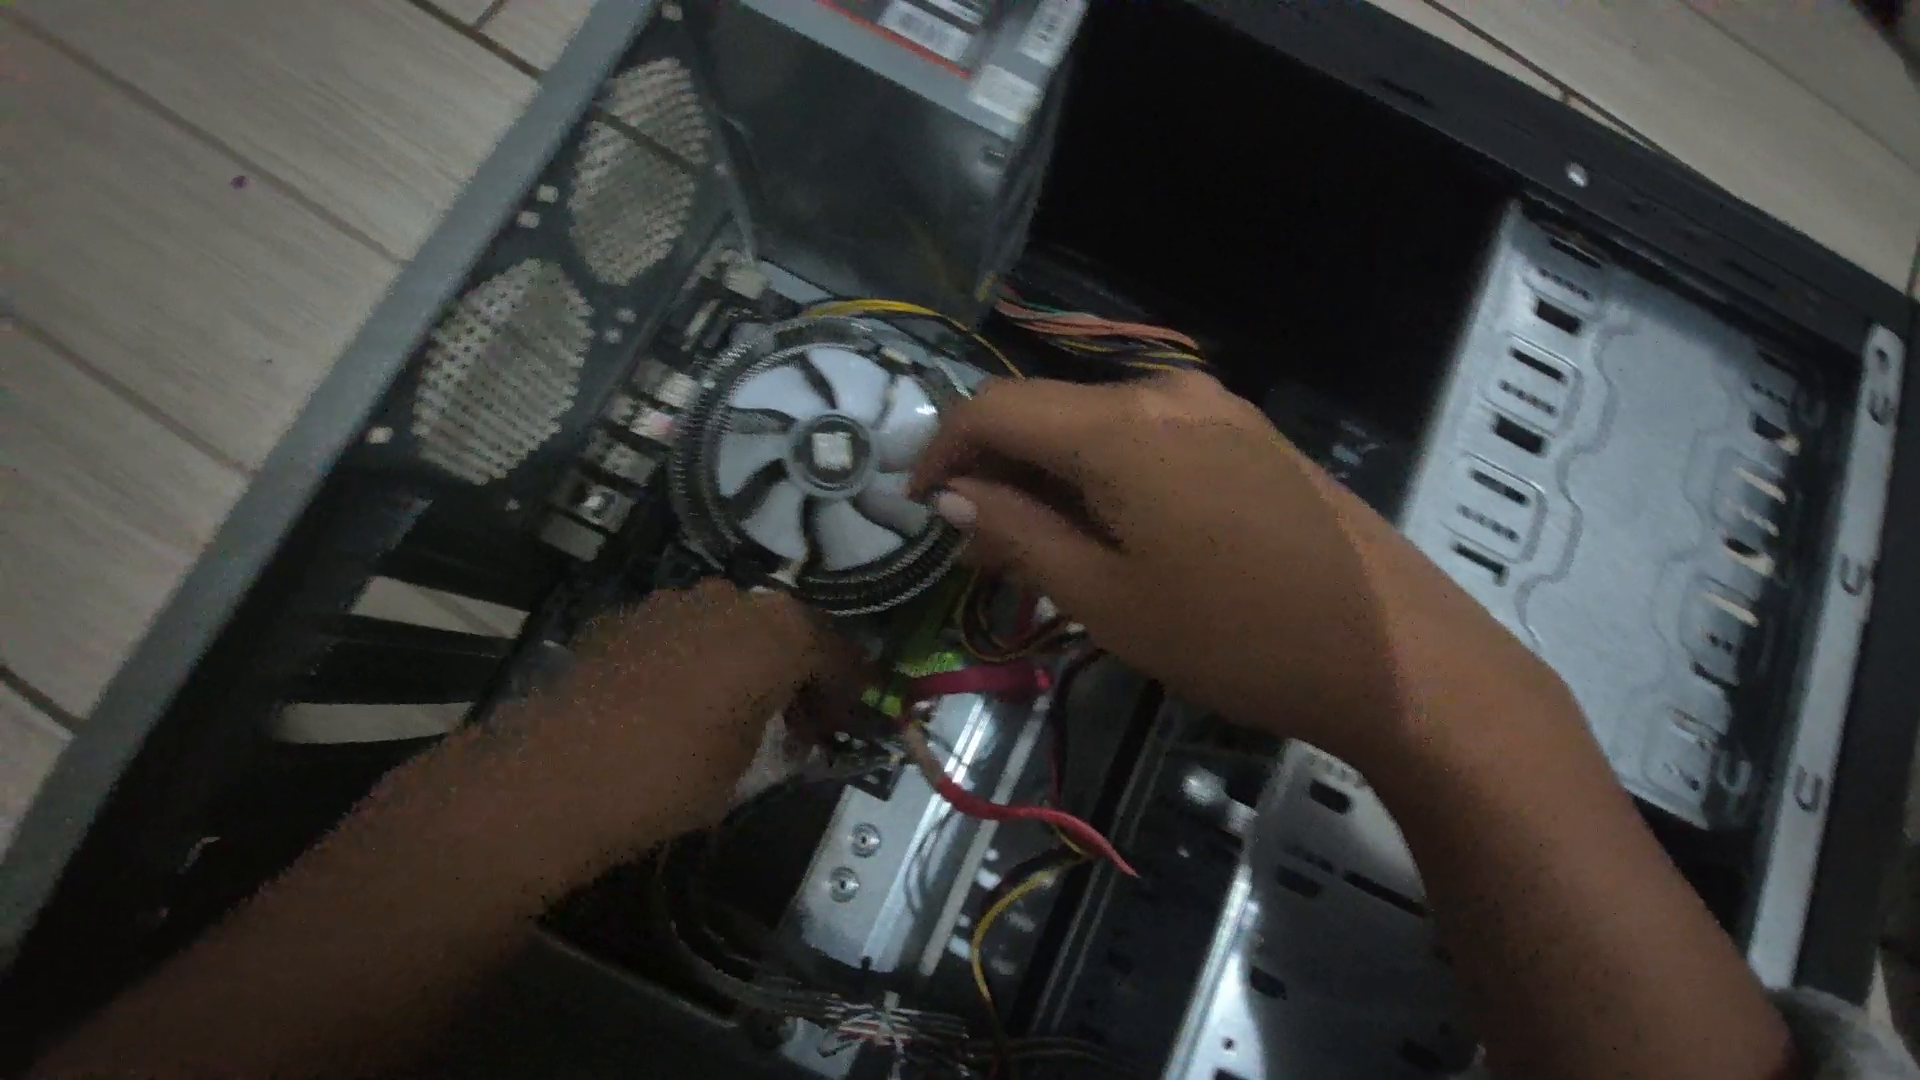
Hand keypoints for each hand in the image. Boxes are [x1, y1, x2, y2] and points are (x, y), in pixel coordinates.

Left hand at [491, 580, 852, 848]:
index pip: (834, 649)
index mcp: (779, 631)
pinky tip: (677, 698)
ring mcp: (675, 600)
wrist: (554, 777)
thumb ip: (780, 732)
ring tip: (735, 705)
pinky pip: (682, 630)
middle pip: (784, 627)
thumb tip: (787, 729)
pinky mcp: (627, 615)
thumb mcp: (751, 766)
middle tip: (796, 717)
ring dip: (746, 657)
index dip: (846, 686)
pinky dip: (696, 656)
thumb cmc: (674, 775)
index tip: (843, 720)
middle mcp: (733, 599)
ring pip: (731, 622)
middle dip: (797, 668)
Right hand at [912, 371, 1550, 768]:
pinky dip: (1101, 474)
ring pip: (1094, 425)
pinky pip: (1146, 437)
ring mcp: (1215, 406)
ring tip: (1036, 545)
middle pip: (1044, 410)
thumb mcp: (1105, 598)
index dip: (941, 450)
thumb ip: (1018, 532)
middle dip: (994, 468)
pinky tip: (1106, 527)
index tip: (918, 506)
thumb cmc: (1235, 637)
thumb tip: (954, 494)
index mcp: (1121, 425)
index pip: (994, 408)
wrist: (1395, 656)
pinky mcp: (1246, 433)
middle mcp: (1164, 392)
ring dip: (1048, 475)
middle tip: (976, 542)